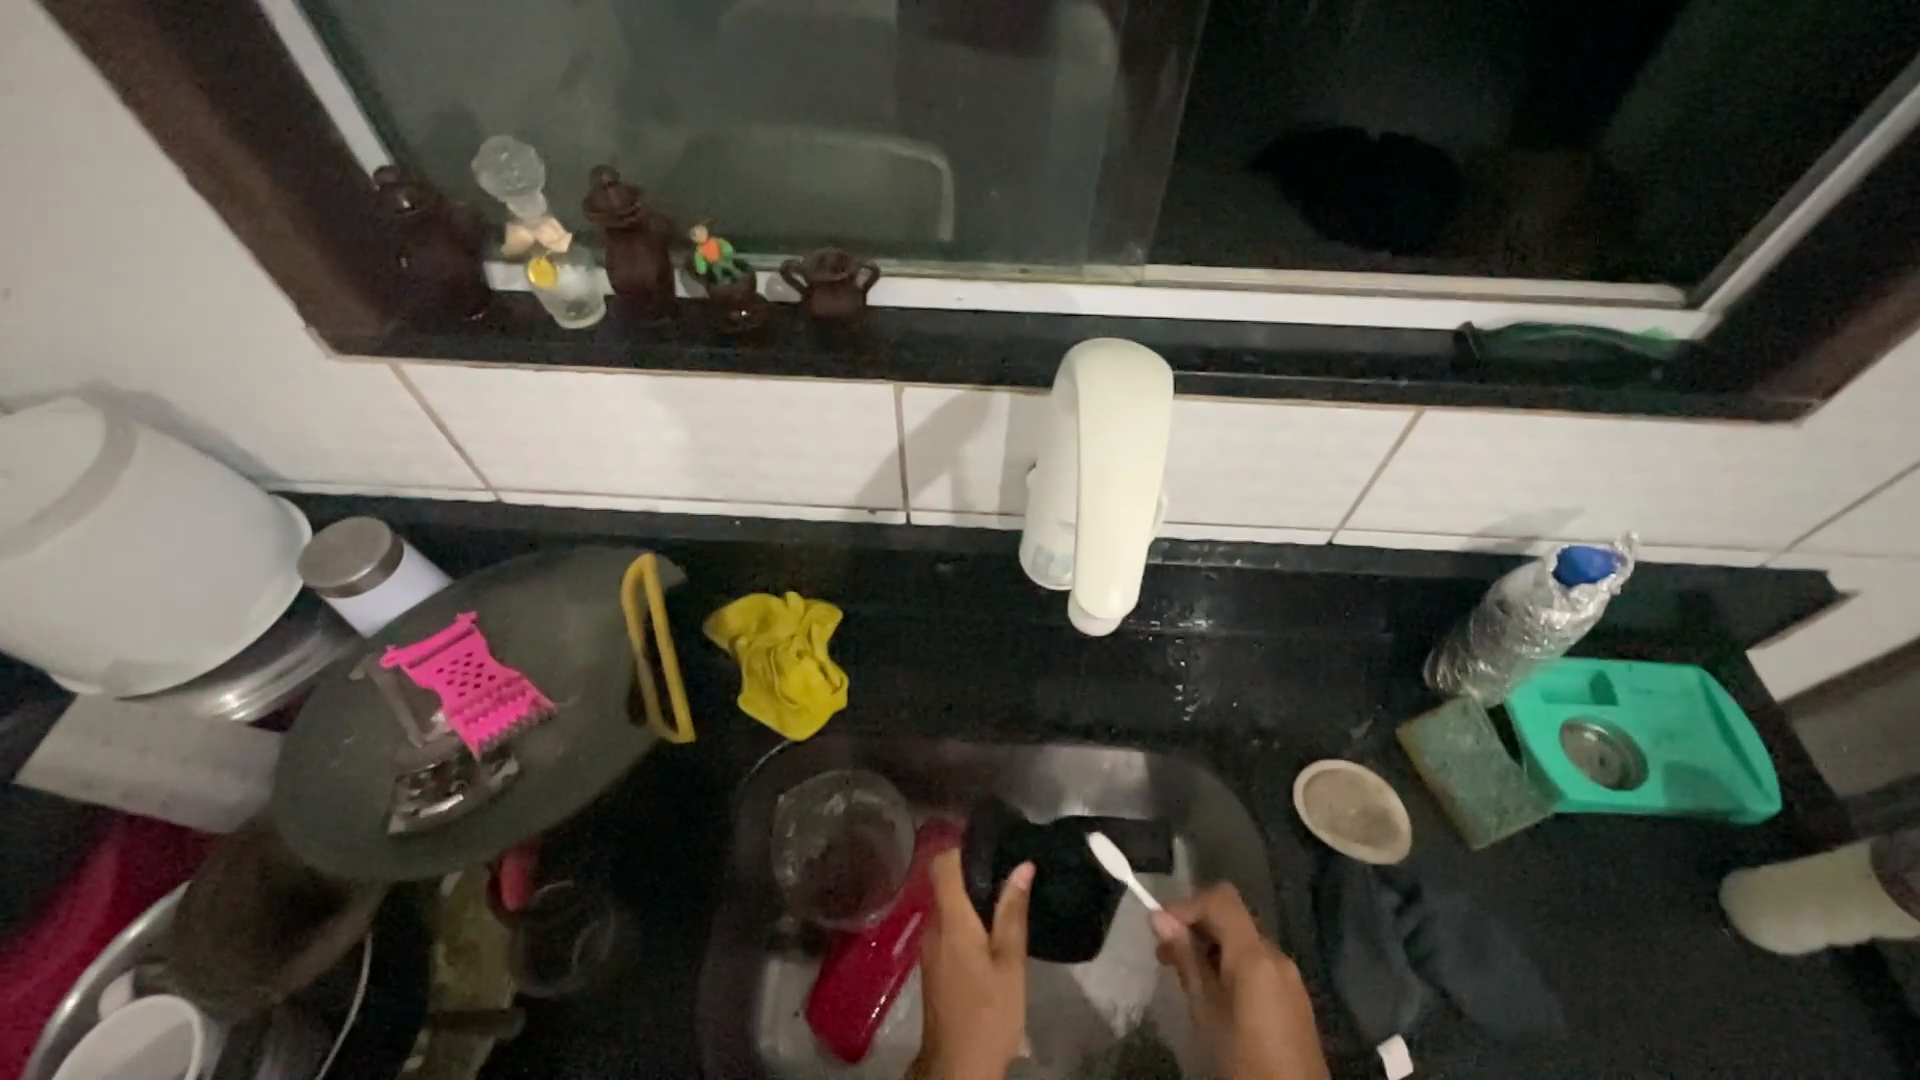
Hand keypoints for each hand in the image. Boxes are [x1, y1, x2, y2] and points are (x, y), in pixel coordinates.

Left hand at [912, 850, 1032, 1079]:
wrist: (957, 1068)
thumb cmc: (989, 1013)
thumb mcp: (1010, 963)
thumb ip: (1012, 913)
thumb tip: (1022, 866)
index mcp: (950, 921)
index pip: (941, 865)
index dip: (961, 848)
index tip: (990, 846)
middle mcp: (933, 927)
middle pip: (944, 884)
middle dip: (973, 874)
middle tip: (1008, 871)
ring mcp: (929, 948)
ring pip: (946, 908)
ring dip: (971, 900)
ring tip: (1005, 900)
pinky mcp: (933, 966)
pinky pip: (946, 929)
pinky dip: (965, 922)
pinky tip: (991, 934)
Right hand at [1153, 884, 1328, 1079]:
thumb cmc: (1244, 1059)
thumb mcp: (1206, 1011)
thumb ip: (1186, 959)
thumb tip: (1159, 918)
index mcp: (1255, 955)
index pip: (1221, 899)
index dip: (1188, 904)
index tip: (1160, 927)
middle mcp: (1276, 955)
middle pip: (1232, 918)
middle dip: (1195, 927)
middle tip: (1165, 955)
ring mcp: (1289, 975)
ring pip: (1243, 941)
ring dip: (1211, 947)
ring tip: (1186, 977)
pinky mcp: (1293, 995)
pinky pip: (1257, 962)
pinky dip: (1231, 964)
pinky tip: (1215, 994)